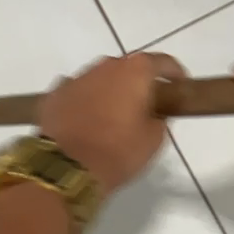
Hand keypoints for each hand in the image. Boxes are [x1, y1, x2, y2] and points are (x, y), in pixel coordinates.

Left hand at [37, 51, 184, 193]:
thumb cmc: (118, 151)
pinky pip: (76, 92)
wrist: (64, 170)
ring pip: (101, 78)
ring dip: (109, 91)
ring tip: (111, 115)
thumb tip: (153, 113)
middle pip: (129, 68)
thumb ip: (159, 117)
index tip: (180, 86)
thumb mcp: (154, 139)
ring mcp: (77, 77)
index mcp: (136, 70)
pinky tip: (84, 119)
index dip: (175, 73)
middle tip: (144, 105)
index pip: (163, 62)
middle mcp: (107, 65)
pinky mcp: (53, 95)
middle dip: (138, 83)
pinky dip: (83, 101)